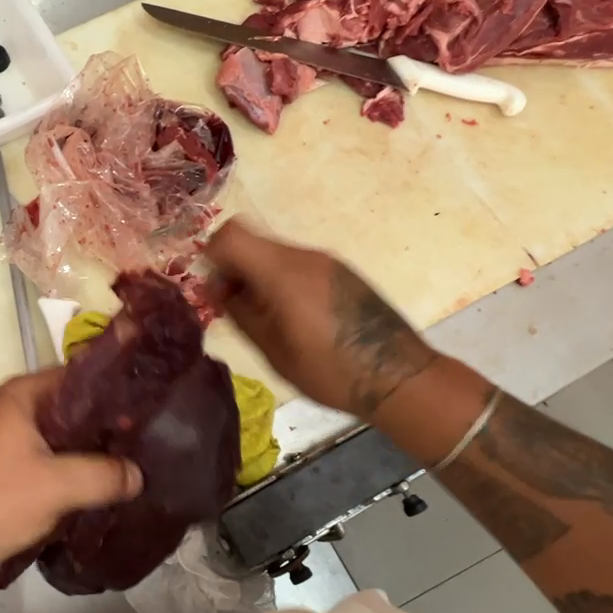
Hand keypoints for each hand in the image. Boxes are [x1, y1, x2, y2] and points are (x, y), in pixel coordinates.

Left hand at [0, 370, 143, 570]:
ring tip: (125, 468)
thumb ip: (104, 475)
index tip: (149, 408)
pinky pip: (40, 461)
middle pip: (68, 409)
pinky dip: (63, 471)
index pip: (78, 376)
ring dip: (83, 454)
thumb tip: (138, 474)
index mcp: (20, 395)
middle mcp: (7, 408)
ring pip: (55, 439)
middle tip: (144, 443)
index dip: (114, 389)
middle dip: (102, 427)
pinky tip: (90, 490)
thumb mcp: (57, 487)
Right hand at [205, 218, 437, 419]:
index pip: (231, 235)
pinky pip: (296, 263)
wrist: (400, 378)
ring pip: (273, 251)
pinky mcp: (341, 271)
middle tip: (233, 306)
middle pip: (252, 240)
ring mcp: (327, 261)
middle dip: (233, 267)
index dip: (212, 255)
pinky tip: (292, 315)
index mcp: (284, 274)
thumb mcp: (273, 351)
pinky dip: (280, 279)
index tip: (214, 288)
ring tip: (264, 316)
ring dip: (257, 274)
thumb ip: (239, 313)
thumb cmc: (330, 372)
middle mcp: (305, 256)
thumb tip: (219, 289)